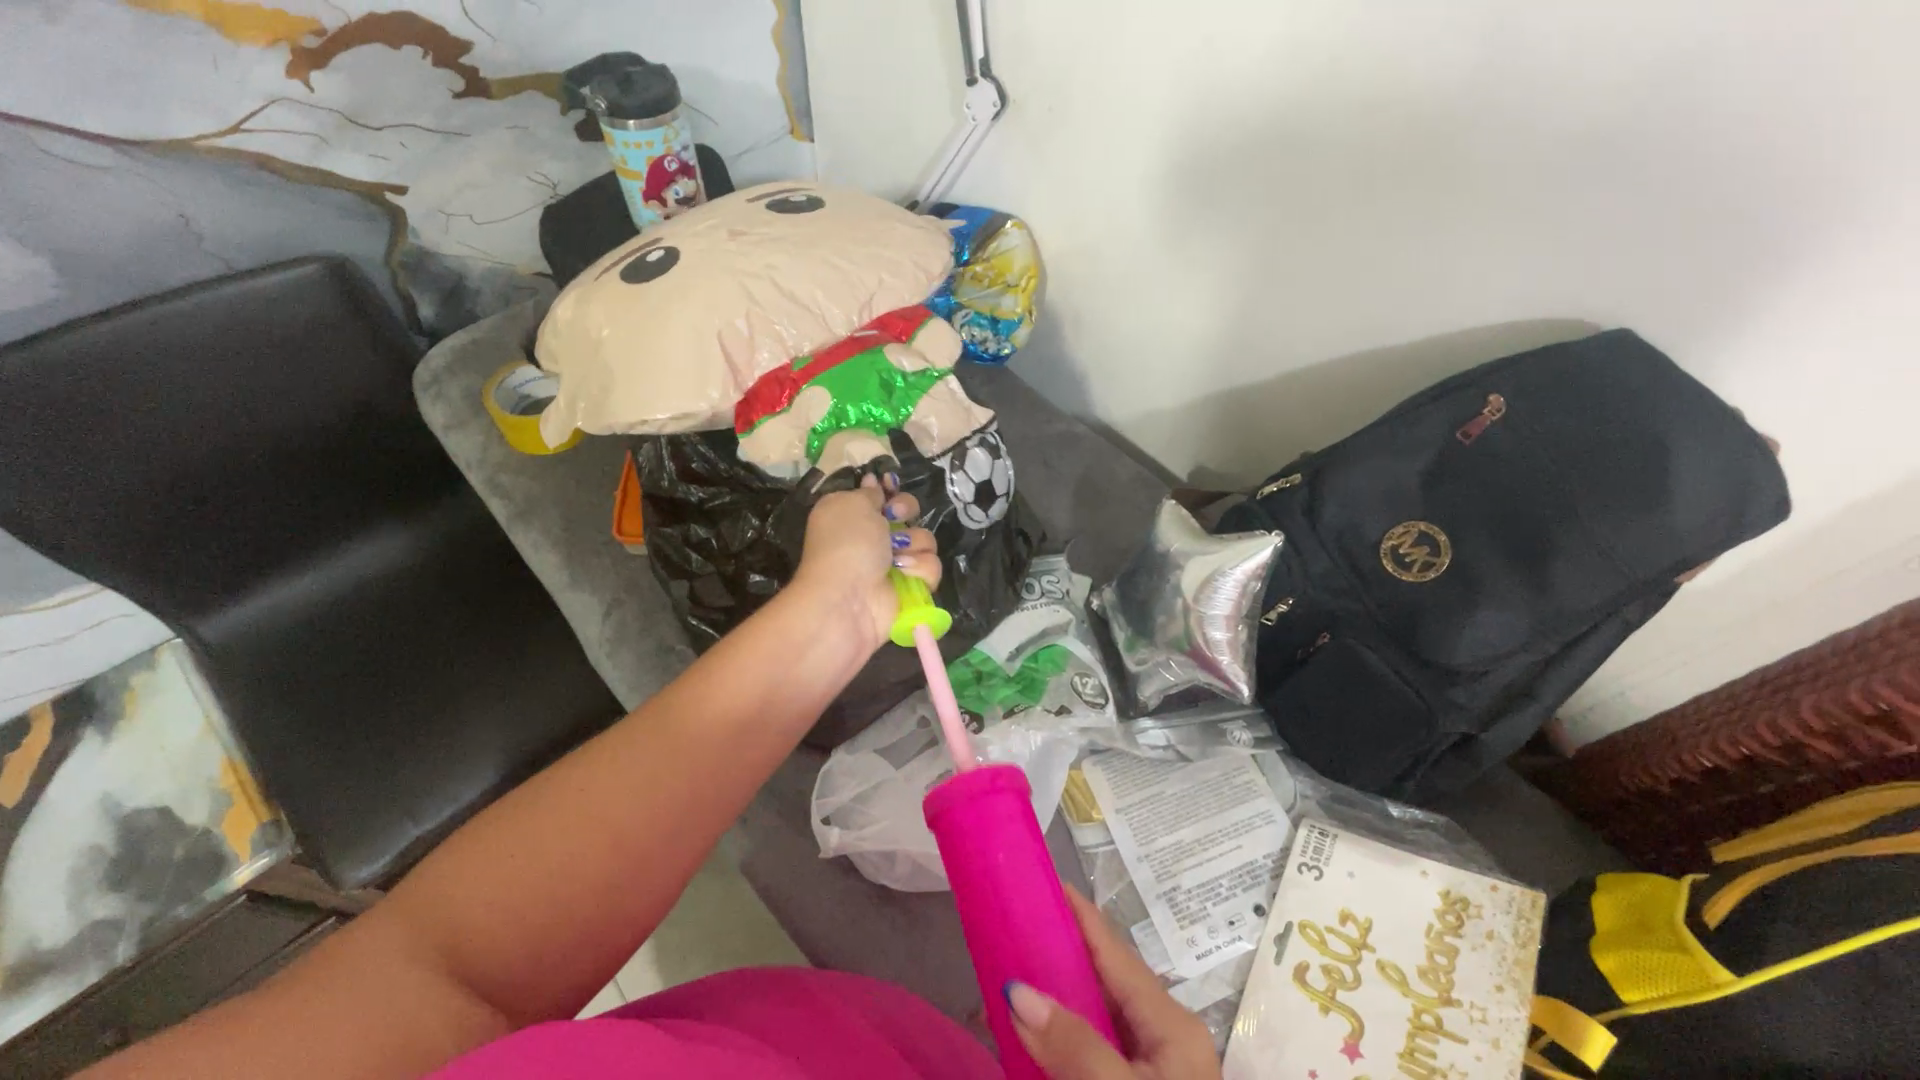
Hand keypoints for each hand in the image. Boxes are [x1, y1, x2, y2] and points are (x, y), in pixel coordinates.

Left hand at [792, 474, 939, 652]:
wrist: (850, 597)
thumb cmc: (847, 544)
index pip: (880, 494)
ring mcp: (893, 562)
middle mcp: (873, 537)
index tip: (890, 483)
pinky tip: (904, 574)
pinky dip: (919, 569)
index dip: (889, 488)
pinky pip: (931, 567)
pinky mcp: (911, 585)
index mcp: (853, 515)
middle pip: (908, 512)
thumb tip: (874, 482)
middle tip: (895, 518)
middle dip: (906, 510)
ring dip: (913, 544)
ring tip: (896, 558)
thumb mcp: (852, 505)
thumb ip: (869, 493)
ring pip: (925, 539)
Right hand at [1006, 887, 1220, 1079]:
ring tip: (1001, 974)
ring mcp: (1148, 1069)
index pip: (1113, 951)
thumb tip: (1016, 988)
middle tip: (1003, 928)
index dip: (1076, 912)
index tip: (1035, 879)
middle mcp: (1162, 1037)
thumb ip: (1072, 1047)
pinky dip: (1055, 1040)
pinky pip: (1088, 1052)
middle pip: (1100, 979)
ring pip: (1091, 1016)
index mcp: (1170, 1025)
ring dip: (1049, 998)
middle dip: (1053, 953)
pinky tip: (1024, 1039)